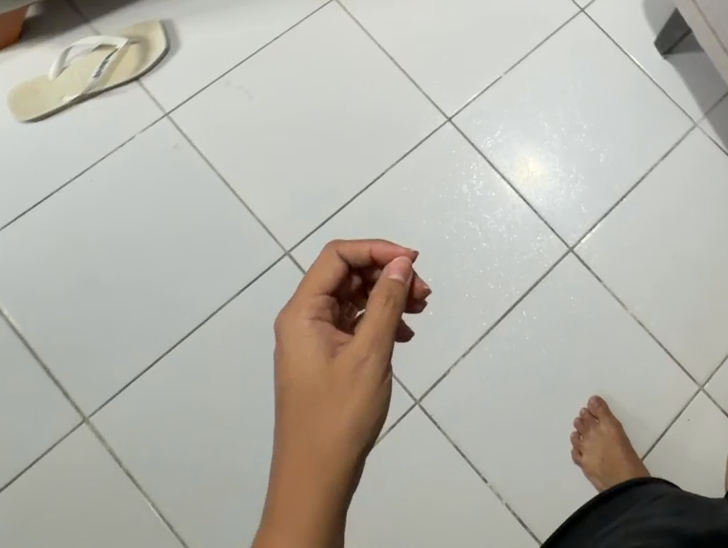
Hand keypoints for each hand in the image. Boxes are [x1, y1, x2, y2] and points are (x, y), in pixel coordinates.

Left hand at [257, 240, 429, 546]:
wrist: (316, 476)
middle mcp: (305, 318)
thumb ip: (386, 302)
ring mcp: (316, 338)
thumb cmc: (339, 413)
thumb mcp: (370, 352)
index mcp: (303, 313)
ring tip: (421, 309)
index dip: (376, 250)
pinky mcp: (329, 356)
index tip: (413, 261)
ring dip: (390, 295)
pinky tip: (406, 335)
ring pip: (356, 296)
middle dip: (388, 273)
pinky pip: (358, 321)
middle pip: (348, 273)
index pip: (337, 256)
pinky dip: (384, 319)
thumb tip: (402, 261)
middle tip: (424, 291)